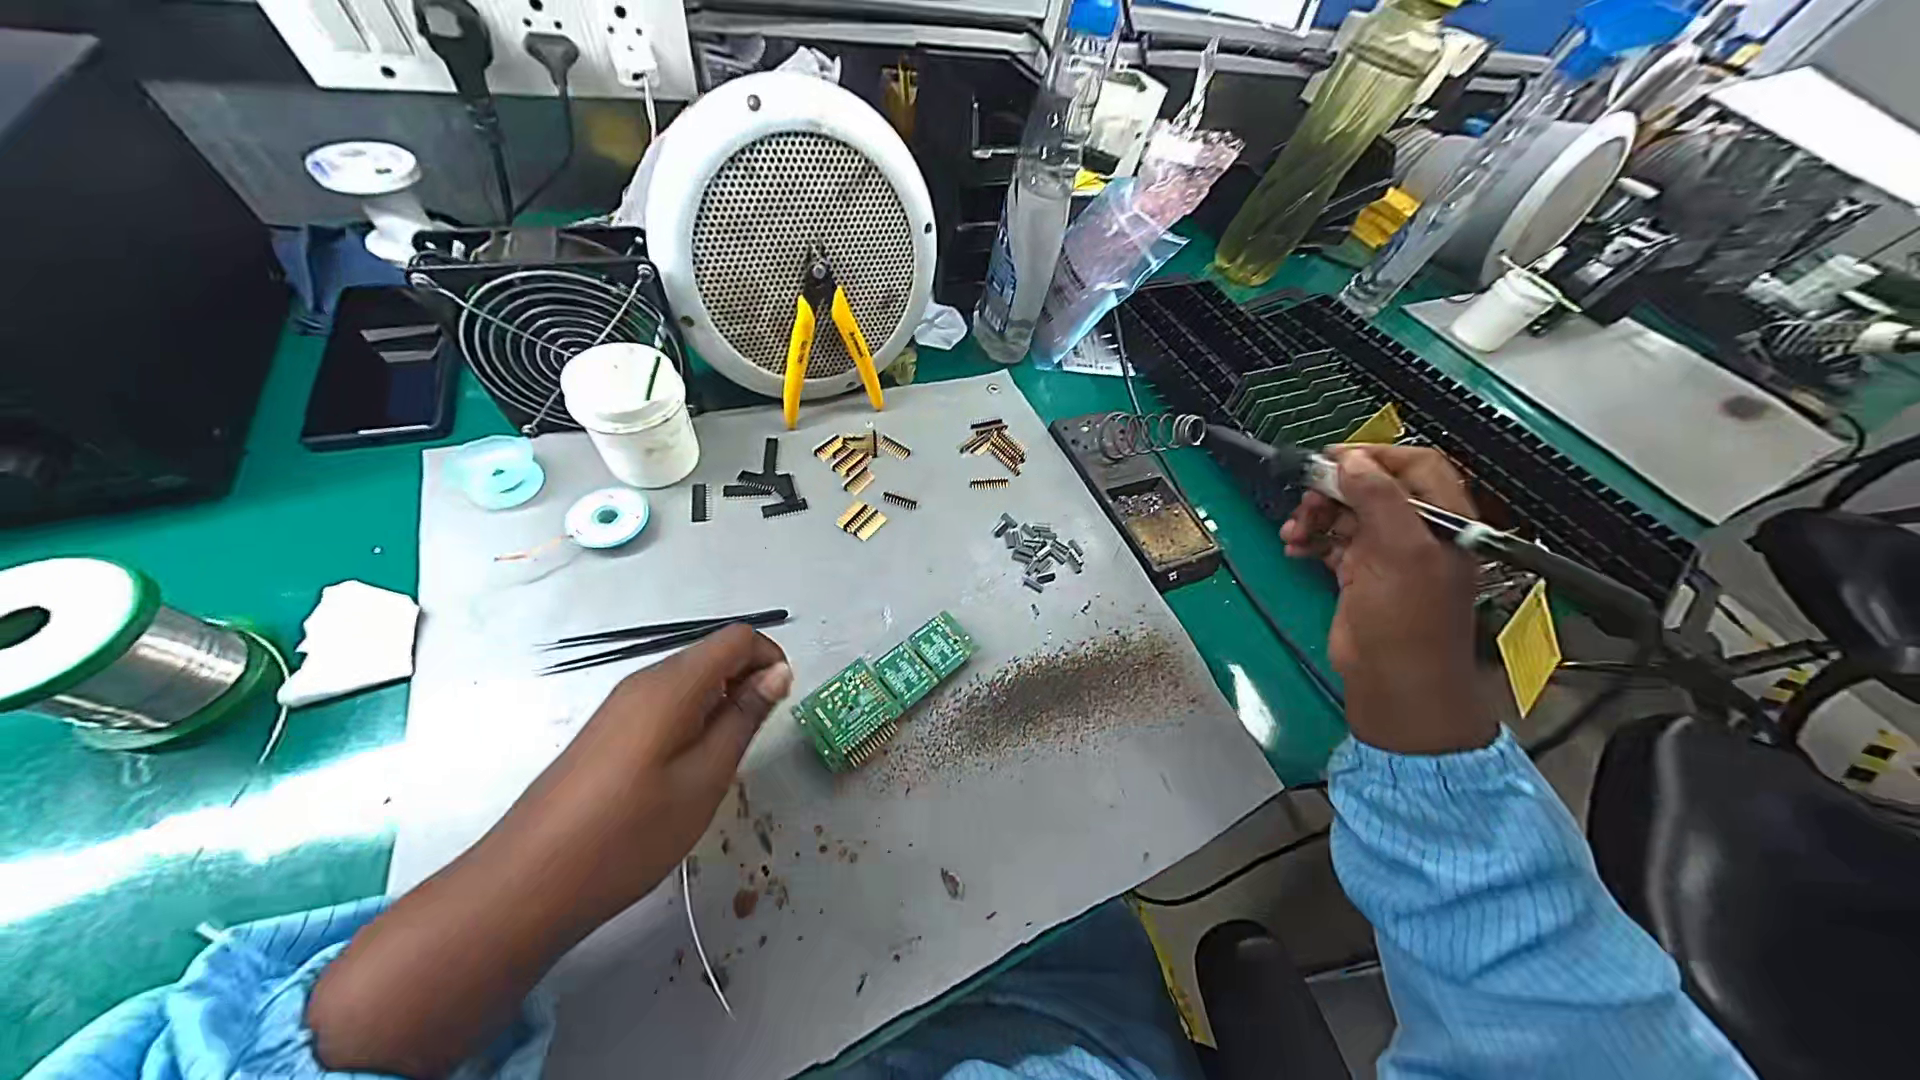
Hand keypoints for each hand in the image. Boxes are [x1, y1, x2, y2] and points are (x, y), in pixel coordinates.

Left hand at [310, 624, 790, 1076]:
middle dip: (748, 680)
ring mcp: (622, 704)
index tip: (781, 703)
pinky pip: (666, 701)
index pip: (737, 638)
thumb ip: (744, 717)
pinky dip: (694, 716)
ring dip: (722, 700)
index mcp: (672, 684)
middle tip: (755, 737)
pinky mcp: (609, 729)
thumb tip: (778, 672)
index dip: (770, 659)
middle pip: (713, 653)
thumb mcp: (705, 777)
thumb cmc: (630, 833)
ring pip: (690, 678)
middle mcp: (644, 681)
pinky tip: (688, 765)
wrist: (527, 885)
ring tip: (724, 757)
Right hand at [1279, 446, 1493, 754]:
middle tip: (1307, 499)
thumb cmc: (1409, 625)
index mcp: (1442, 520)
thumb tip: (1354, 462)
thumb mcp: (1400, 553)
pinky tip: (1295, 547)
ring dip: (1315, 515)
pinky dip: (1309, 539)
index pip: (1414, 466)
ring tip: (1295, 531)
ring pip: (1345, 513)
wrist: (1393, 680)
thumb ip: (1380, 500)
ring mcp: (1384, 553)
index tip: (1333, 460)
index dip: (1374, 457)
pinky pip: (1329, 540)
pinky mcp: (1358, 573)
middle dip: (1333, 489)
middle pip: (1371, 488)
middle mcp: (1415, 532)